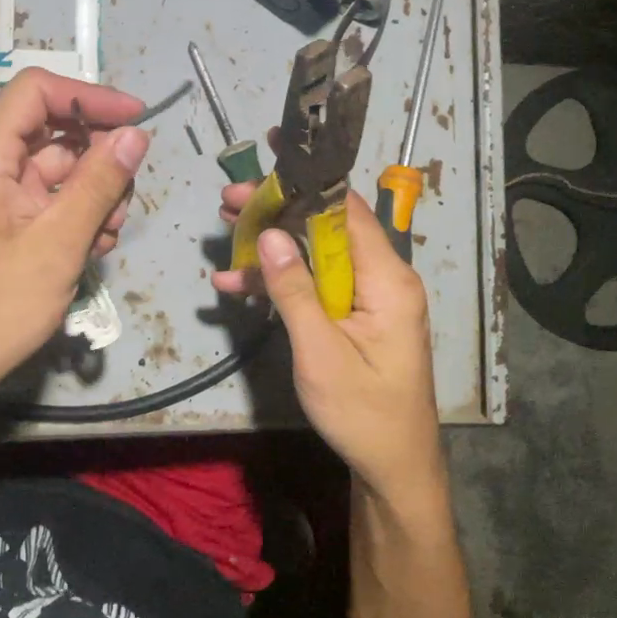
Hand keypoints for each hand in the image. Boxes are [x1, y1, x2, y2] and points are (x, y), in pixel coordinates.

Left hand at [0, 68, 148, 428]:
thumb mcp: (57, 245)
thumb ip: (98, 184)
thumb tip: (134, 134)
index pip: (37, 90)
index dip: (90, 96)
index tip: (137, 120)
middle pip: (54, 128)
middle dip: (98, 158)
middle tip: (125, 201)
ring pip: (59, 166)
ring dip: (94, 192)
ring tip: (108, 235)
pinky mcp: (3, 218)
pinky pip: (49, 197)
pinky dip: (77, 214)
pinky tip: (93, 248)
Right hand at [213, 181, 446, 506]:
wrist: (393, 468)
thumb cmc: (364, 414)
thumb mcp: (321, 354)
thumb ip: (295, 291)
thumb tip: (269, 232)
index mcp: (387, 281)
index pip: (347, 211)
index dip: (310, 177)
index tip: (274, 149)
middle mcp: (381, 278)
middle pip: (325, 226)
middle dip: (277, 209)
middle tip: (228, 197)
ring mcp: (366, 296)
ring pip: (313, 252)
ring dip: (268, 244)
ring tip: (223, 226)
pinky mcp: (351, 313)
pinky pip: (312, 283)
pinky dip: (276, 281)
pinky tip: (233, 284)